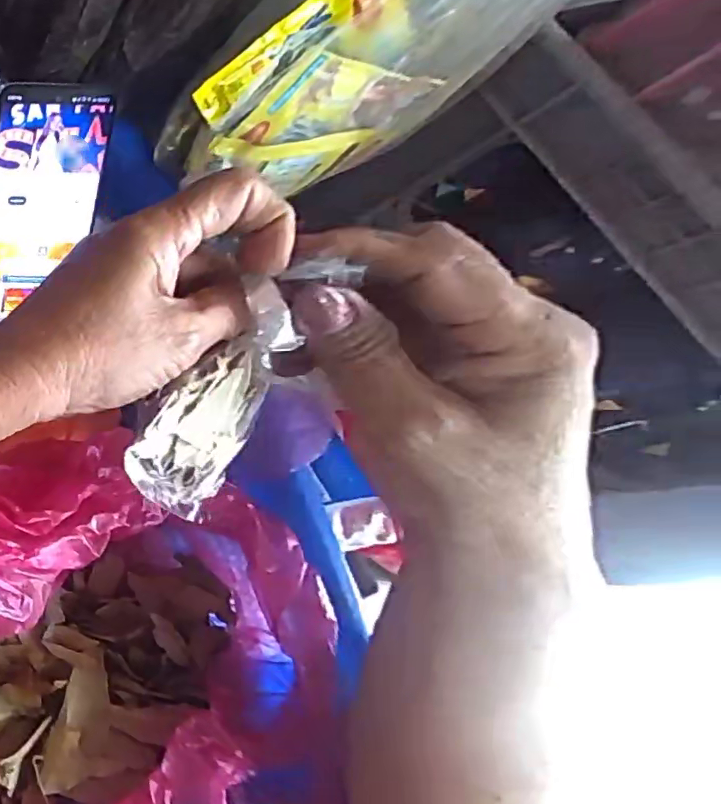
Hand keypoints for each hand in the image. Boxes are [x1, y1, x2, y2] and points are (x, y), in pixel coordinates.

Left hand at [0, 170, 295, 423]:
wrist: (15, 378)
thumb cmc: (97, 354)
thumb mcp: (181, 336)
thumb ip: (231, 308)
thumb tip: (246, 297)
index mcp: (153, 231)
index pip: (235, 189)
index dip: (272, 222)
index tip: (269, 275)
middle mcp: (126, 238)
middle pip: (204, 241)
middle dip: (231, 285)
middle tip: (230, 337)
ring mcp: (102, 265)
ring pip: (175, 273)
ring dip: (197, 309)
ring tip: (191, 357)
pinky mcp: (87, 292)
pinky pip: (144, 292)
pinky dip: (165, 318)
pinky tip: (160, 357)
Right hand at [288, 223, 598, 552]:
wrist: (488, 553)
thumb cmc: (459, 493)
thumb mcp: (407, 423)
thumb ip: (362, 353)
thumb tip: (312, 294)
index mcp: (526, 331)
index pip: (439, 262)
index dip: (360, 249)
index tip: (288, 255)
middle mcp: (511, 323)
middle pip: (423, 267)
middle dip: (346, 270)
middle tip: (277, 286)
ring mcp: (479, 343)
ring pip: (399, 295)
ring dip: (337, 303)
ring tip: (279, 321)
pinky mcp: (448, 364)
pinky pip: (389, 328)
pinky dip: (341, 332)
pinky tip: (299, 352)